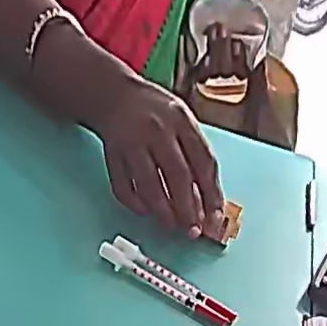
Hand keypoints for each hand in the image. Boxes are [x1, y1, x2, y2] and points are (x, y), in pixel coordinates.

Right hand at [93, 76, 225, 237]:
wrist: (114, 94)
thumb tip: (207, 204)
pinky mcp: (112, 154)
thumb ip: (195, 157)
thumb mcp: (183, 124)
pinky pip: (123, 187)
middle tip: (193, 231)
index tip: (215, 220)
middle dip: (188, 209)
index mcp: (181, 120)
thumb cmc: (157, 115)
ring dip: (163, 211)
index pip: (204, 162)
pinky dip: (135, 204)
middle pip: (178, 175)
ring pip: (149, 185)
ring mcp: (132, 141)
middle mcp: (157, 129)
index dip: (212, 195)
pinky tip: (146, 212)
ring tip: (172, 226)